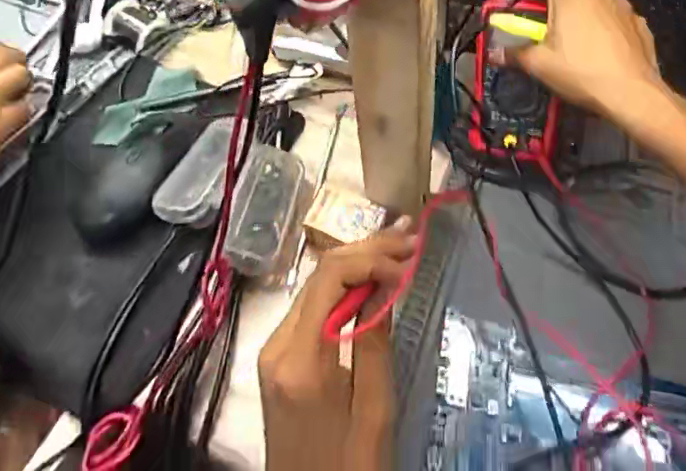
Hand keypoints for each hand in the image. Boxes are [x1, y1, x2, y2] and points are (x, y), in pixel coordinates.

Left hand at [260, 222, 417, 470]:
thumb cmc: (350, 466)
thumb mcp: (374, 408)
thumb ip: (375, 338)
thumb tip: (386, 280)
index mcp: (298, 358)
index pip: (328, 277)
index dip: (371, 257)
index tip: (408, 262)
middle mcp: (277, 344)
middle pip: (321, 273)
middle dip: (368, 250)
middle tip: (410, 237)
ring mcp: (275, 350)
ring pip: (318, 284)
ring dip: (359, 262)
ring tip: (399, 245)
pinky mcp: (281, 357)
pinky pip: (315, 305)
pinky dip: (346, 285)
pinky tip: (374, 274)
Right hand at [511, 0, 685, 142]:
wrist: (634, 94)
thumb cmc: (581, 71)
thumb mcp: (540, 64)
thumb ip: (514, 53)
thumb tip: (494, 53)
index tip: (529, 12)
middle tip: (548, 24)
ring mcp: (621, 3)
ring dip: (582, 7)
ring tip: (575, 38)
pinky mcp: (638, 21)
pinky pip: (614, 14)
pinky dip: (605, 23)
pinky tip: (603, 49)